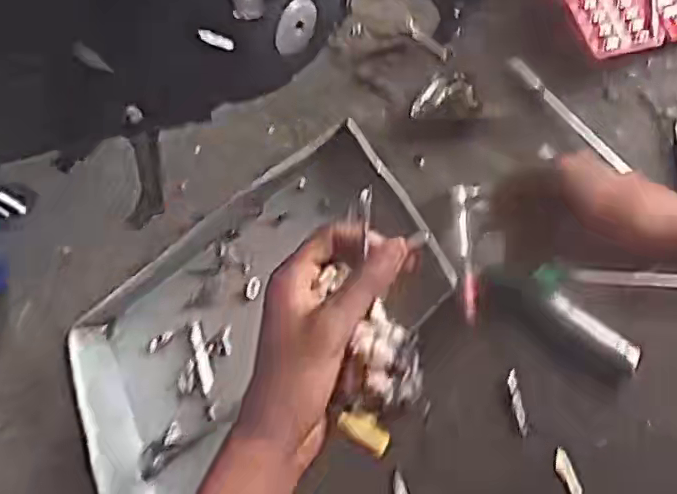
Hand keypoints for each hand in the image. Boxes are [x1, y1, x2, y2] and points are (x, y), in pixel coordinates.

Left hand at [220, 225, 412, 481]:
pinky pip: (355, 321)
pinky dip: (365, 332)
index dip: (361, 238)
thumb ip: (368, 281)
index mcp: (292, 278)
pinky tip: (363, 352)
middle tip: (397, 278)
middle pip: (346, 264)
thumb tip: (396, 246)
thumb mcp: (335, 325)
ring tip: (371, 331)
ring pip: (355, 295)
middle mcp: (301, 292)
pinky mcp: (326, 340)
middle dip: (371, 278)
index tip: (388, 250)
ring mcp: (313, 317)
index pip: (331, 235)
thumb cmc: (291, 384)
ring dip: (369, 312)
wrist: (279, 441)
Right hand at [494, 151, 676, 290]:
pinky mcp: (612, 188)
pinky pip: (574, 199)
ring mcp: (596, 173)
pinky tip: (565, 243)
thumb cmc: (627, 238)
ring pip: (554, 195)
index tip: (490, 233)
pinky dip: (562, 220)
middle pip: (533, 188)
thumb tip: (507, 246)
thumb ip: (533, 242)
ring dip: (540, 222)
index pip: (515, 183)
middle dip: (519, 219)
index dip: (499, 210)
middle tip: (513, 250)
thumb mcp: (573, 246)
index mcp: (562, 171)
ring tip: (537, 252)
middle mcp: (575, 164)